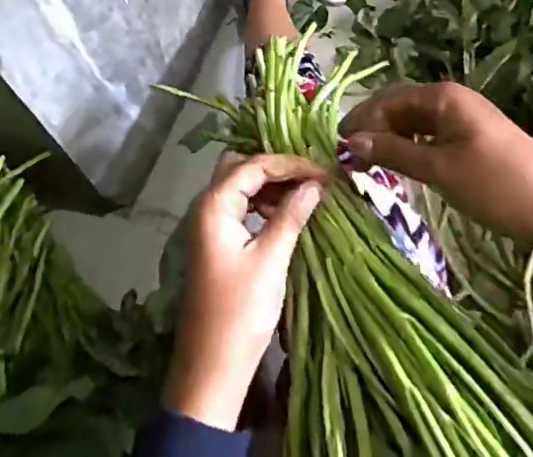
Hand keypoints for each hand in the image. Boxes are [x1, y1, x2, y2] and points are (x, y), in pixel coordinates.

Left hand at [165, 153, 327, 430]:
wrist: (212, 368)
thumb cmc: (240, 312)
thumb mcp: (270, 260)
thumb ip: (290, 215)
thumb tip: (315, 184)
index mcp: (214, 204)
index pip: (254, 165)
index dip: (290, 164)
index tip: (325, 172)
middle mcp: (206, 205)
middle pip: (241, 167)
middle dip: (277, 167)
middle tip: (313, 175)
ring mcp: (209, 224)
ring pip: (240, 186)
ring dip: (271, 185)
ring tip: (306, 192)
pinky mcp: (217, 242)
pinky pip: (241, 208)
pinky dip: (263, 204)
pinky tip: (286, 213)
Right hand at [339, 81, 532, 267]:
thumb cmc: (498, 187)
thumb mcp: (440, 170)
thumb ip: (392, 153)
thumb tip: (348, 143)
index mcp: (442, 96)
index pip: (386, 100)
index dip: (359, 122)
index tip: (336, 148)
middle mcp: (450, 99)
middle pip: (397, 108)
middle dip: (371, 130)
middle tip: (347, 159)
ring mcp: (462, 119)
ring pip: (412, 123)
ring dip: (388, 141)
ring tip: (366, 166)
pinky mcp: (471, 140)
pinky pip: (428, 136)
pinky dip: (409, 149)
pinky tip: (398, 168)